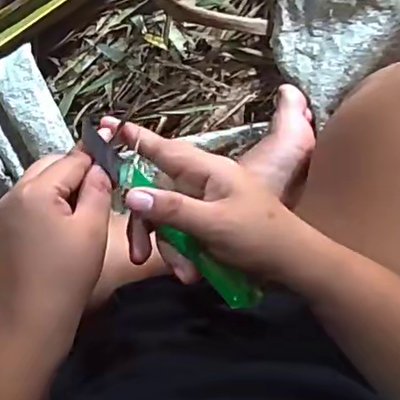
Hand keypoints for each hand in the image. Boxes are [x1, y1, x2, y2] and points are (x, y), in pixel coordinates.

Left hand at [0, 148, 113, 332]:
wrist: (32, 318)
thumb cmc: (67, 274)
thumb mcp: (92, 228)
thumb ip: (97, 189)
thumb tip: (100, 167)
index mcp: (34, 189)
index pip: (72, 159)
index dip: (97, 161)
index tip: (118, 167)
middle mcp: (14, 192)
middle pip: (51, 165)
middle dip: (77, 171)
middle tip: (104, 190)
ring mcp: (6, 210)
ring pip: (40, 181)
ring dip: (63, 186)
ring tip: (87, 209)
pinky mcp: (5, 226)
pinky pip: (30, 200)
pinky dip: (49, 202)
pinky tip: (66, 223)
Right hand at [111, 119, 307, 282]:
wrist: (293, 265)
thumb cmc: (259, 236)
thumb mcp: (213, 223)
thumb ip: (171, 208)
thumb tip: (132, 194)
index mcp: (208, 170)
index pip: (163, 148)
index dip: (134, 138)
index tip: (106, 125)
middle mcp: (201, 182)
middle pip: (155, 194)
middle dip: (148, 226)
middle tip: (138, 253)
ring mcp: (202, 203)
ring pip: (165, 219)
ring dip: (169, 248)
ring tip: (185, 273)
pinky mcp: (204, 224)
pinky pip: (178, 234)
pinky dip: (181, 254)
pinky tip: (192, 273)